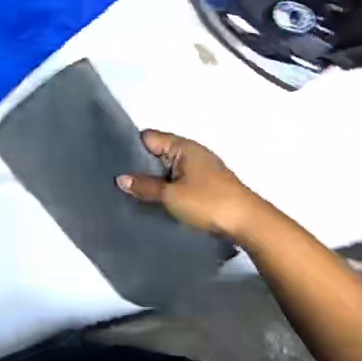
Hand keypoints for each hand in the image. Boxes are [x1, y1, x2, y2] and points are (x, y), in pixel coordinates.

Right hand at [117, 130, 277, 241]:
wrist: (248, 223)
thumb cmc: (208, 202)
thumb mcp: (171, 195)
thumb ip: (145, 186)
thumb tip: (120, 179)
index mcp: (183, 146)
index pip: (148, 137)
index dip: (130, 147)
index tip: (113, 160)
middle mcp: (192, 152)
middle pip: (158, 152)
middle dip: (140, 164)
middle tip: (118, 179)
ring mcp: (201, 168)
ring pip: (168, 168)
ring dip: (155, 178)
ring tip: (132, 191)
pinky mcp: (207, 184)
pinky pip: (179, 179)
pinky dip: (168, 187)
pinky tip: (156, 200)